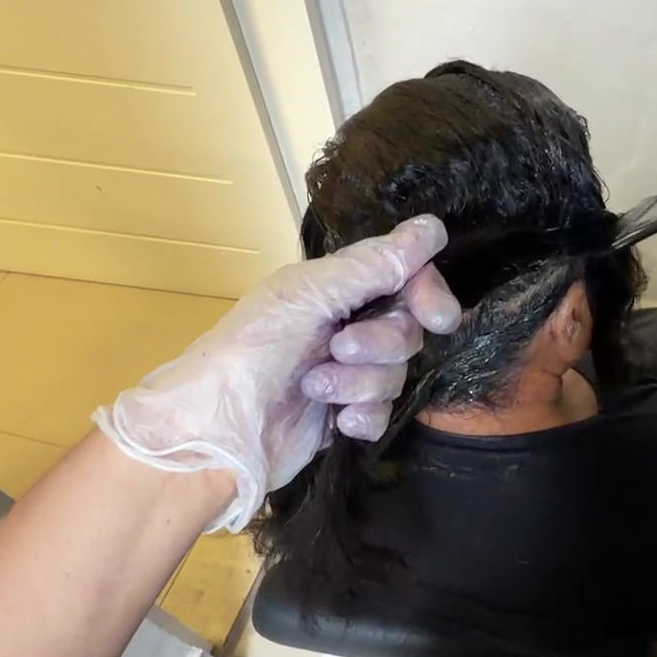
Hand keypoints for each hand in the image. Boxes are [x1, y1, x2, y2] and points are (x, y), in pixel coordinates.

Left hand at [93, 216, 459, 531]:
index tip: (436, 316)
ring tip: (316, 388)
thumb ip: (373, 265)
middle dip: (378, 345)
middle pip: (407, 332)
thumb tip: (435, 227)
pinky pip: (384, 414)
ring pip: (396, 375)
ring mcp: (349, 374)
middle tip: (339, 349)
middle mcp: (349, 327)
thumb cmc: (253, 348)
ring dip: (359, 384)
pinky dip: (362, 417)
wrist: (220, 430)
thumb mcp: (310, 295)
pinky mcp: (347, 415)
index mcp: (339, 289)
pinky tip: (336, 422)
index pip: (409, 281)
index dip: (429, 295)